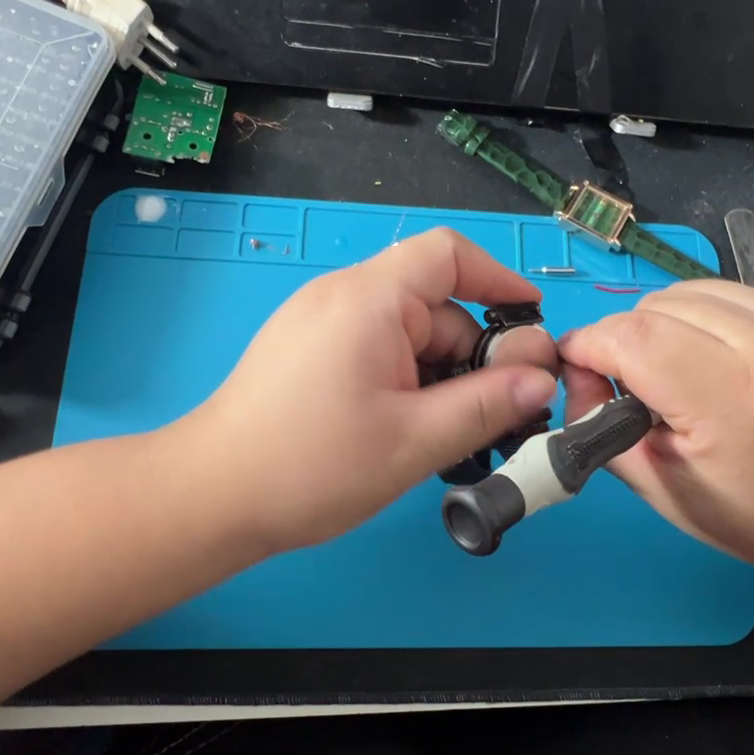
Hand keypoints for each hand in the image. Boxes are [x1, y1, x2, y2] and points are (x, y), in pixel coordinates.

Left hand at [179, 229, 558, 556]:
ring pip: (408, 336)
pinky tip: (409, 430)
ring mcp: (320, 323)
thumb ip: (486, 405)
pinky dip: (407, 382)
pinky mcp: (309, 351)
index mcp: (368, 300)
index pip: (448, 254)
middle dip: (472, 356)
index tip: (531, 324)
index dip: (499, 280)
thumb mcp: (414, 440)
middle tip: (493, 416)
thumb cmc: (310, 467)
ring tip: (445, 436)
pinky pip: (378, 351)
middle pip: (434, 306)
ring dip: (439, 378)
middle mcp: (342, 297)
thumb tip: (542, 378)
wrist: (211, 500)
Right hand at [558, 281, 753, 578]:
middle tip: (624, 384)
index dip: (588, 347)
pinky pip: (714, 292)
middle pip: (652, 308)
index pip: (633, 337)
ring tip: (665, 371)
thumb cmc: (752, 515)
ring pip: (680, 291)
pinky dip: (689, 317)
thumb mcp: (658, 486)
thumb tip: (577, 371)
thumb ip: (600, 425)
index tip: (575, 369)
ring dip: (653, 324)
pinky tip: (701, 356)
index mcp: (733, 400)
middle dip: (619, 339)